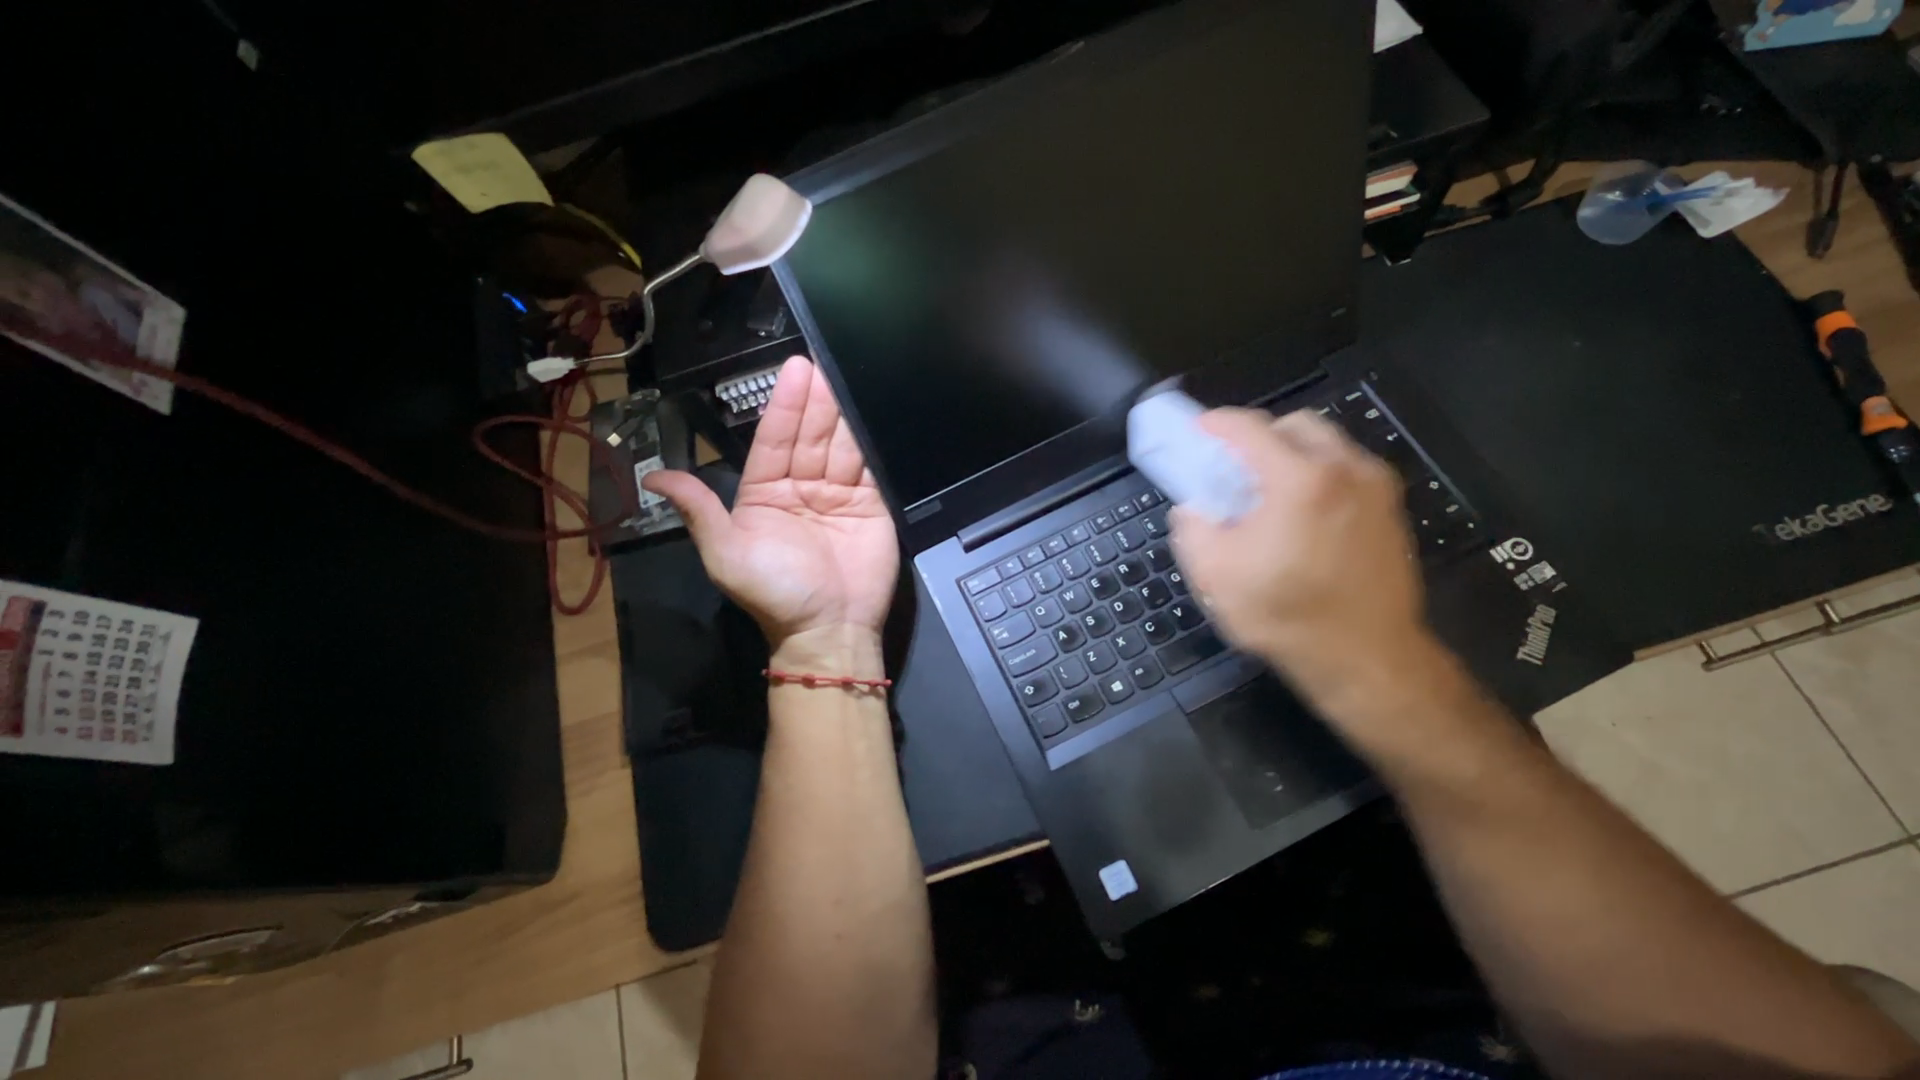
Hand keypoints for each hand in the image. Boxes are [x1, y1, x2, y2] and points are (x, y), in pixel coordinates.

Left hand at [642, 357, 898, 651]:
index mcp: (764, 494)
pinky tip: (869, 411)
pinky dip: (869, 439)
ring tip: (845, 375)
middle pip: (808, 436)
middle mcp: (800, 487)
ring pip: (839, 445)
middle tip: (822, 364)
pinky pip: (868, 465)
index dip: (783, 407)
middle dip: (814, 401)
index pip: (773, 440)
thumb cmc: (775, 591)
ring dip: (841, 412)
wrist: (829, 630)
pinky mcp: (871, 504)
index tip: (793, 371)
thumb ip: (699, 509)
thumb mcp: (726, 553)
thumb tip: (652, 478)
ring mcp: (837, 494)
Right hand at [1169, 408, 1433, 709]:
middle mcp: (1345, 470)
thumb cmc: (1289, 617)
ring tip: (1269, 493)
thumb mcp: (1215, 577)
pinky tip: (1303, 516)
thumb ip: (1193, 528)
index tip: (1199, 429)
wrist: (1367, 659)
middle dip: (1259, 437)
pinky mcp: (1391, 511)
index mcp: (1299, 480)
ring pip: (1327, 446)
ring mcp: (1376, 489)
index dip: (1216, 423)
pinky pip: (1348, 473)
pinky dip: (1320, 478)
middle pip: (1294, 425)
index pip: (1250, 428)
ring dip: (1292, 456)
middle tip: (1233, 466)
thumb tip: (1194, 508)